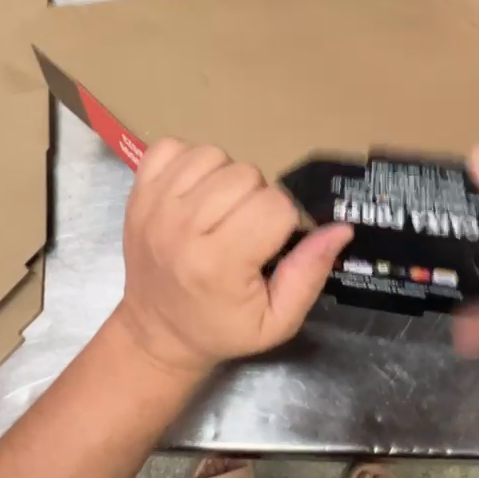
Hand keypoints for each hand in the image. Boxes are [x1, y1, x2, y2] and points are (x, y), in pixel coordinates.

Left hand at [113, 139, 352, 377]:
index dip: (284, 220)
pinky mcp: (137, 191)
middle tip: (247, 229)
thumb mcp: (277, 321)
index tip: (272, 243)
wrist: (156, 331)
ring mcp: (154, 205)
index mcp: (218, 263)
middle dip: (258, 198)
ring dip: (227, 178)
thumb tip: (341, 228)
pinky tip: (196, 192)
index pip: (274, 206)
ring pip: (214, 156)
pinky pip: (174, 146)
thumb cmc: (221, 327)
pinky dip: (191, 163)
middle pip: (246, 175)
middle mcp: (182, 228)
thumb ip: (310, 274)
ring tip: (221, 210)